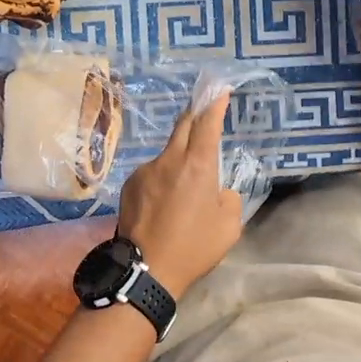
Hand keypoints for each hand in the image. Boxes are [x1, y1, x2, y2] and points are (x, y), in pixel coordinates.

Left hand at [117, 93, 241, 297]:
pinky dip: (163, 177)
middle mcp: (170, 159)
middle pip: (184, 125)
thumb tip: (220, 191)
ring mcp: (146, 170)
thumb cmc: (193, 247)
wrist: (146, 271)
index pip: (208, 123)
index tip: (220, 90)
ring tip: (185, 182)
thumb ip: (230, 199)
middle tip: (205, 109)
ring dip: (179, 155)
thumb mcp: (229, 226)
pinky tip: (165, 201)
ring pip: (168, 152)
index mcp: (199, 165)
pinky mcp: (130, 185)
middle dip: (196, 113)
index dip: (215, 104)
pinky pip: (152, 172)